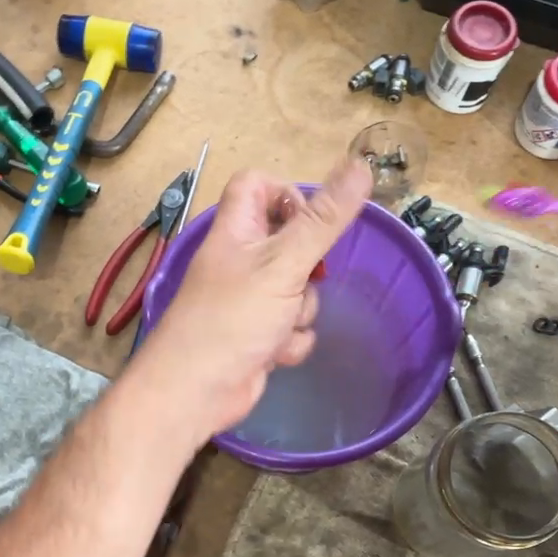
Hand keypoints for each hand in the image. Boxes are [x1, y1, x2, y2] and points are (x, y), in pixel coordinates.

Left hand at [133, 157, 371, 438]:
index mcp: (236, 229)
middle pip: (292, 241)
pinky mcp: (259, 336)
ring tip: (281, 325)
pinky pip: (293, 327)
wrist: (197, 392)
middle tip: (305, 278)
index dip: (289, 194)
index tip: (311, 220)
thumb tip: (360, 164)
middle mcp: (241, 260)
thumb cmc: (232, 320)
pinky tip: (275, 353)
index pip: (259, 184)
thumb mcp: (283, 263)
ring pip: (299, 290)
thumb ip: (324, 219)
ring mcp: (249, 300)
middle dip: (309, 266)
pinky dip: (291, 341)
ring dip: (301, 310)